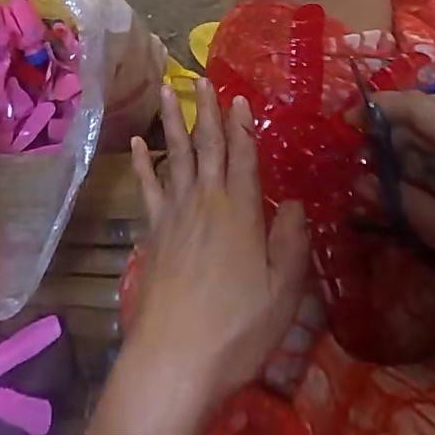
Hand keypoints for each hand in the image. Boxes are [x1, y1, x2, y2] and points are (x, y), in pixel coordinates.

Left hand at [89, 81, 308, 434]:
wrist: (175, 356)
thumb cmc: (237, 327)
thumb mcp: (283, 292)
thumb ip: (292, 243)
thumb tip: (298, 201)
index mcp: (241, 211)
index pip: (244, 156)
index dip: (243, 126)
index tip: (240, 97)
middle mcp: (207, 200)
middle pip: (208, 146)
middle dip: (208, 110)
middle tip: (203, 78)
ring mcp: (175, 211)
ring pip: (175, 155)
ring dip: (172, 120)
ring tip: (167, 89)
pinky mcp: (153, 229)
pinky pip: (147, 186)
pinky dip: (142, 162)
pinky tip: (137, 142)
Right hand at [364, 92, 434, 339]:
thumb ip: (404, 203)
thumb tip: (359, 179)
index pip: (415, 106)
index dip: (376, 109)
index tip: (343, 126)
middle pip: (425, 120)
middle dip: (387, 137)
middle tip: (357, 164)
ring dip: (407, 156)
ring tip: (379, 182)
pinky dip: (429, 169)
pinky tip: (415, 193)